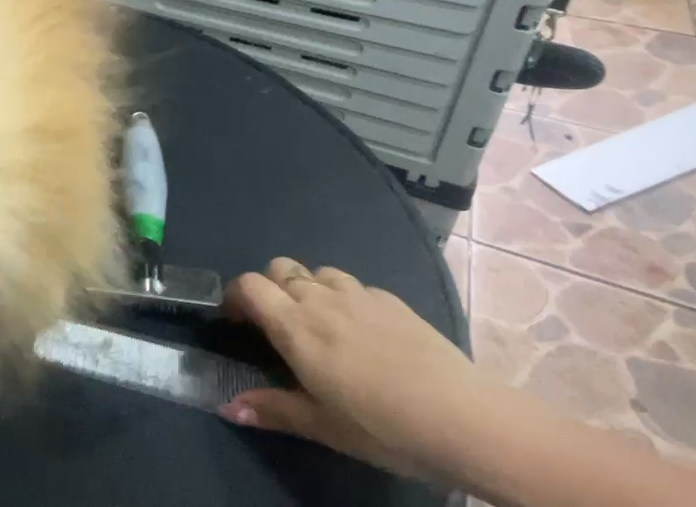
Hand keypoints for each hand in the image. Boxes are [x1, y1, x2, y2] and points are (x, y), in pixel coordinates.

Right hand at [219, 258, 505, 481]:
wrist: (468, 420)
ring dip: (308, 288)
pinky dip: (346, 298)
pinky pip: (355, 286)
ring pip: (318, 272)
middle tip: (278, 322)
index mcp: (295, 327)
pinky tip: (364, 330)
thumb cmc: (385, 427)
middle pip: (279, 268)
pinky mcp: (393, 301)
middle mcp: (320, 300)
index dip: (235, 296)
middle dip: (270, 286)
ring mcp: (360, 296)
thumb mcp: (325, 428)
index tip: (236, 320)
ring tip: (321, 321)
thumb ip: (274, 410)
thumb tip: (227, 407)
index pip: (249, 285)